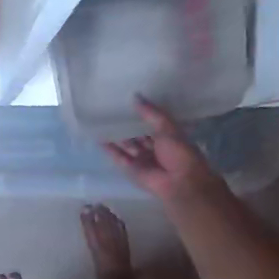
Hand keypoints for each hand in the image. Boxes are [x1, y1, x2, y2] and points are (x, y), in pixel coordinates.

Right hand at [102, 98, 220, 200]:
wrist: (179, 182)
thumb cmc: (178, 152)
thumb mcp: (167, 127)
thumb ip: (151, 113)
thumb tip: (135, 97)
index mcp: (167, 136)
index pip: (152, 122)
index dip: (141, 112)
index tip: (128, 99)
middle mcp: (154, 147)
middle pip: (138, 134)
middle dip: (127, 123)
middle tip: (111, 107)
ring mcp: (142, 159)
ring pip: (127, 145)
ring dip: (117, 135)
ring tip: (101, 119)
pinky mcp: (132, 169)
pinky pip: (119, 157)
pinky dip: (110, 149)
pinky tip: (99, 137)